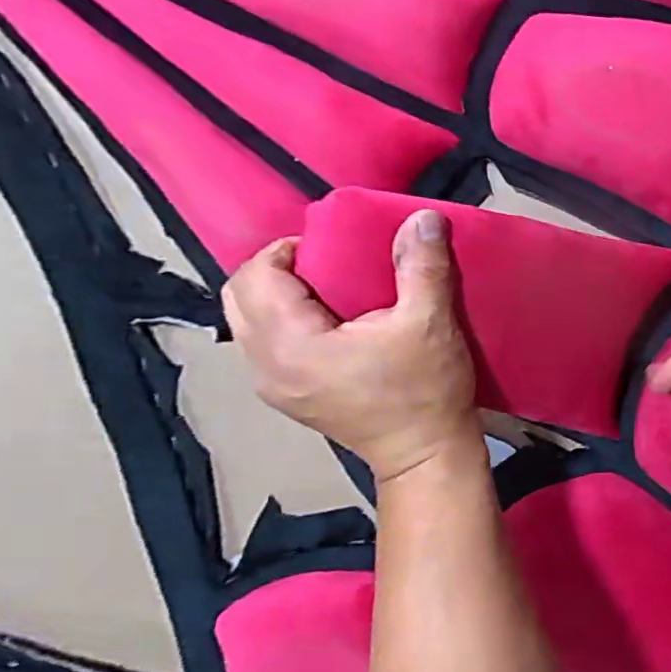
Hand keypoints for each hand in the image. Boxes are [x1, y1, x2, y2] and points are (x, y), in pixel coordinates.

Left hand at [222, 209, 479, 483]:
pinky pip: (265, 343)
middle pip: (240, 296)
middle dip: (279, 271)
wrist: (427, 453)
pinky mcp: (287, 396)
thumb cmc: (427, 390)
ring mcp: (272, 386)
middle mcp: (265, 366)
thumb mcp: (430, 322)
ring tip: (332, 293)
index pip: (256, 276)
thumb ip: (422, 266)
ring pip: (248, 321)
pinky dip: (287, 322)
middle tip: (330, 265)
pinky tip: (331, 325)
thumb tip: (422, 218)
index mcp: (291, 345)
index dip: (288, 249)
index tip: (335, 247)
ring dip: (281, 297)